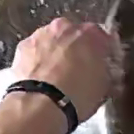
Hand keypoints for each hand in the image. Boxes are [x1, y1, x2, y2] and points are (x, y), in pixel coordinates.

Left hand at [5, 18, 116, 133]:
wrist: (40, 105)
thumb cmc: (78, 96)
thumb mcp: (104, 89)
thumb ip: (110, 74)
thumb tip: (110, 73)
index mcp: (92, 34)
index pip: (104, 38)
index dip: (105, 54)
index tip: (105, 66)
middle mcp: (67, 27)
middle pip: (76, 36)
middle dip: (79, 50)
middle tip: (80, 71)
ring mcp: (43, 34)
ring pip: (54, 41)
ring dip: (58, 53)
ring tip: (58, 77)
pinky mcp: (23, 46)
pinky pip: (37, 50)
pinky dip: (40, 59)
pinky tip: (41, 77)